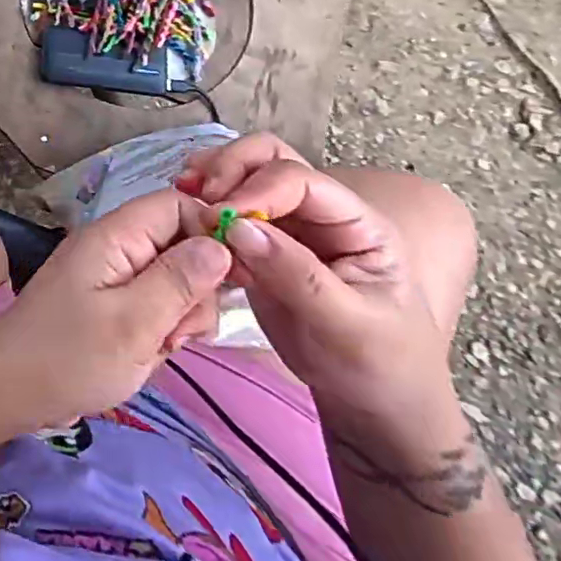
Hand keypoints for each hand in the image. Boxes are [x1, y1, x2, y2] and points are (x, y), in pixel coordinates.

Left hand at [0, 188, 231, 446]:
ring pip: (176, 279)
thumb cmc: (70, 356)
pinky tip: (151, 351)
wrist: (12, 389)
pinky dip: (164, 327)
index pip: (177, 205)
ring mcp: (114, 275)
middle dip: (196, 288)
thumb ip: (179, 280)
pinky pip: (157, 303)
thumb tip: (222, 242)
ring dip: (182, 314)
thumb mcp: (133, 322)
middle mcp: (115, 246)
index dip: (212, 231)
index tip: (235, 277)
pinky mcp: (114, 302)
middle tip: (177, 328)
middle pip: (183, 244)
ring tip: (158, 344)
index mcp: (114, 235)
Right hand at [175, 133, 454, 426]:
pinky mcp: (258, 242)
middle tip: (198, 192)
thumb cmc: (377, 365)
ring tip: (183, 190)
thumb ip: (295, 273)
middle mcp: (321, 211)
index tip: (220, 217)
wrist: (367, 402)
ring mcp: (288, 224)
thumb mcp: (347, 326)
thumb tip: (237, 225)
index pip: (301, 181)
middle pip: (270, 158)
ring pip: (244, 173)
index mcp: (358, 223)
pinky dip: (203, 201)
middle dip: (231, 167)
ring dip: (212, 176)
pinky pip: (227, 207)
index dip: (257, 190)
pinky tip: (186, 213)